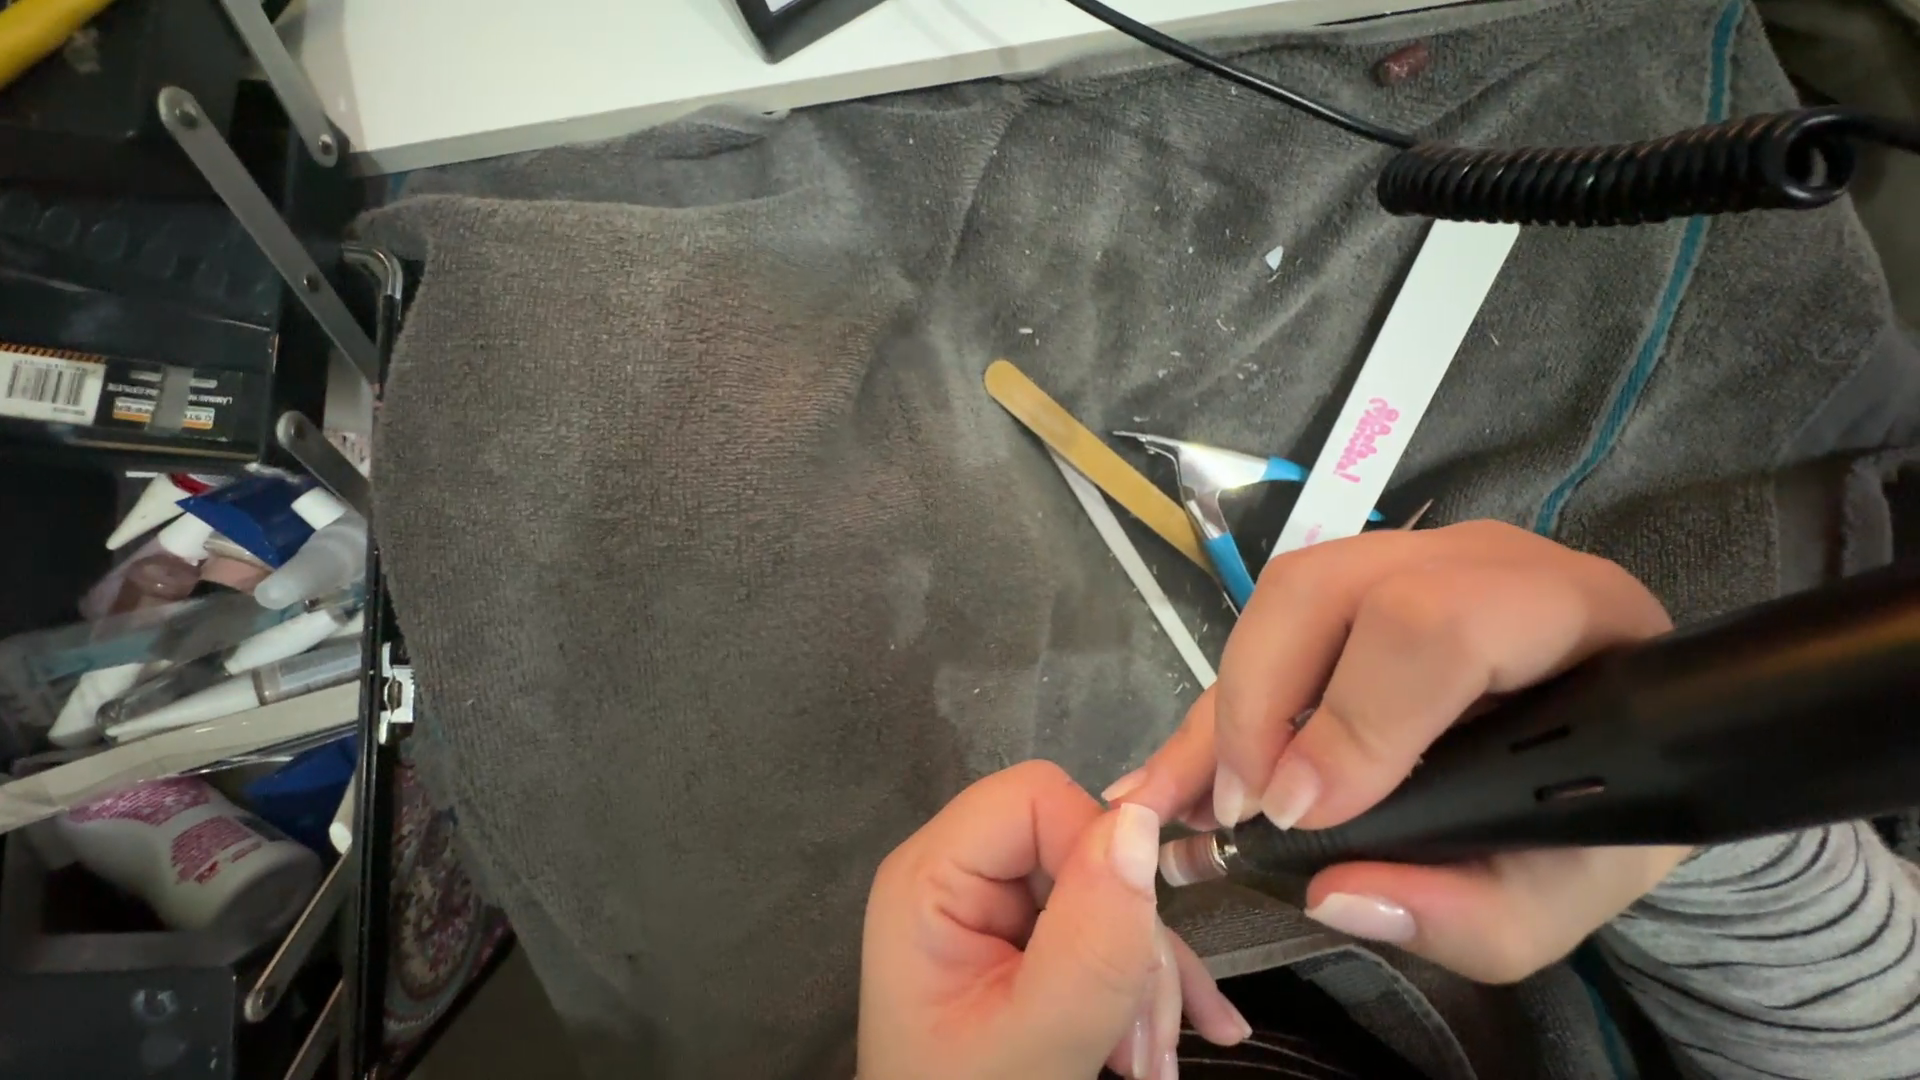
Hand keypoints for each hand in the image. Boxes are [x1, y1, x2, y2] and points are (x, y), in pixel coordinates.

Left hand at [858, 761, 1250, 1079]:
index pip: (1033, 797)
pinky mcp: (1025, 942)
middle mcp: (958, 875)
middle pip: (1076, 843)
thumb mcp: (1034, 1043)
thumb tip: (1138, 819)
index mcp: (931, 876)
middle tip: (1149, 1042)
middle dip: (1129, 938)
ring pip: (1103, 889)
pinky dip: (1147, 982)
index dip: (1097, 851)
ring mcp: (994, 909)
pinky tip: (1194, 1030)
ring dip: (1146, 975)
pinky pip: (1102, 928)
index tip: (1128, 946)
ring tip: (1152, 1064)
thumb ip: (1089, 942)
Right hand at [1103, 521, 1688, 983]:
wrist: (1597, 729)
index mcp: (1564, 612)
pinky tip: (1185, 766)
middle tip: (1235, 807)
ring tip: (1191, 794)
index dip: (1352, 721)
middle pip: (1320, 588)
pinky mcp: (1345, 580)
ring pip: (1278, 595)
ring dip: (1225, 702)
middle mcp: (1467, 558)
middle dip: (1256, 704)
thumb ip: (1476, 912)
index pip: (1432, 629)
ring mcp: (1397, 554)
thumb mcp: (1569, 887)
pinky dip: (1220, 701)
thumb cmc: (1595, 801)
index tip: (1297, 816)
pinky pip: (1265, 621)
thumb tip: (1332, 892)